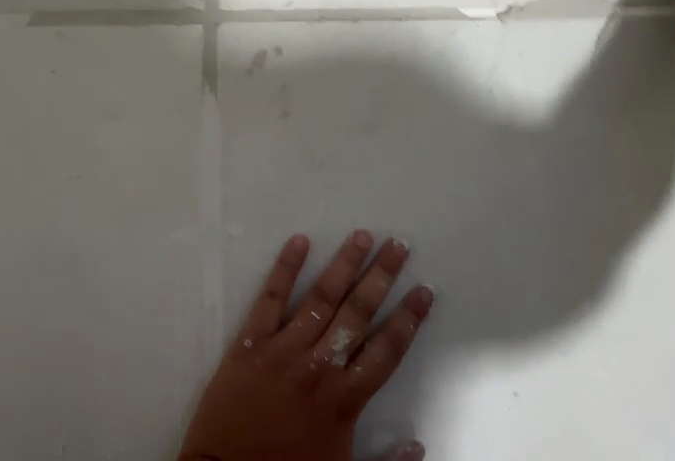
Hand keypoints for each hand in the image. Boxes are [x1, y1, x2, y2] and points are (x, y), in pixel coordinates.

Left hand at [179, 232, 433, 460]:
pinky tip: (299, 241)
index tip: (424, 290)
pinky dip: (285, 269)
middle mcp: (319, 367)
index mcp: (344, 399)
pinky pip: (270, 300)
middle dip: (381, 276)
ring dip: (344, 265)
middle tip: (398, 244)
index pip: (386, 351)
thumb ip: (385, 460)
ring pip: (321, 299)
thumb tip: (420, 445)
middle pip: (358, 313)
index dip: (408, 320)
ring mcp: (283, 350)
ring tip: (362, 236)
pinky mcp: (250, 343)